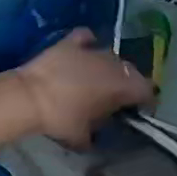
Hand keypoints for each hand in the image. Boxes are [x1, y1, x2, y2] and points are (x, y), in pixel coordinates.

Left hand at [13, 28, 151, 147]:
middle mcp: (112, 64)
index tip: (137, 110)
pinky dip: (88, 43)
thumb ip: (98, 132)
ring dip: (108, 66)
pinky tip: (83, 52)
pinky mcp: (69, 43)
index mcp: (122, 87)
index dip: (145, 100)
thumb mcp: (85, 137)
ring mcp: (90, 50)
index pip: (146, 90)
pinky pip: (85, 37)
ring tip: (98, 78)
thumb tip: (97, 132)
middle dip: (127, 83)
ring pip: (110, 55)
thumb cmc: (61, 119)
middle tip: (115, 98)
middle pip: (130, 71)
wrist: (30, 97)